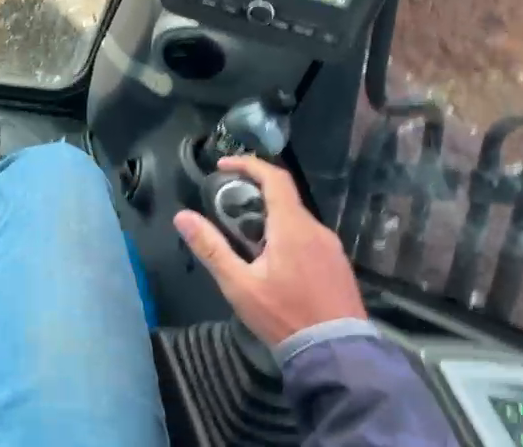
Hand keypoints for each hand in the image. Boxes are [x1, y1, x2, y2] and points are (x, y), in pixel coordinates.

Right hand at [173, 154, 366, 346]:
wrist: (340, 358)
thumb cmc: (285, 316)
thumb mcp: (238, 284)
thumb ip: (210, 247)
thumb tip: (182, 216)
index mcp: (293, 228)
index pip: (275, 178)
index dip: (248, 165)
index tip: (223, 167)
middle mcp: (317, 231)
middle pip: (284, 198)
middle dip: (253, 196)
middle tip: (226, 210)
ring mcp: (332, 250)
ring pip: (296, 219)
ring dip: (270, 218)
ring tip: (245, 239)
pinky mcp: (339, 267)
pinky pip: (309, 238)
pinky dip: (286, 235)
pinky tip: (273, 262)